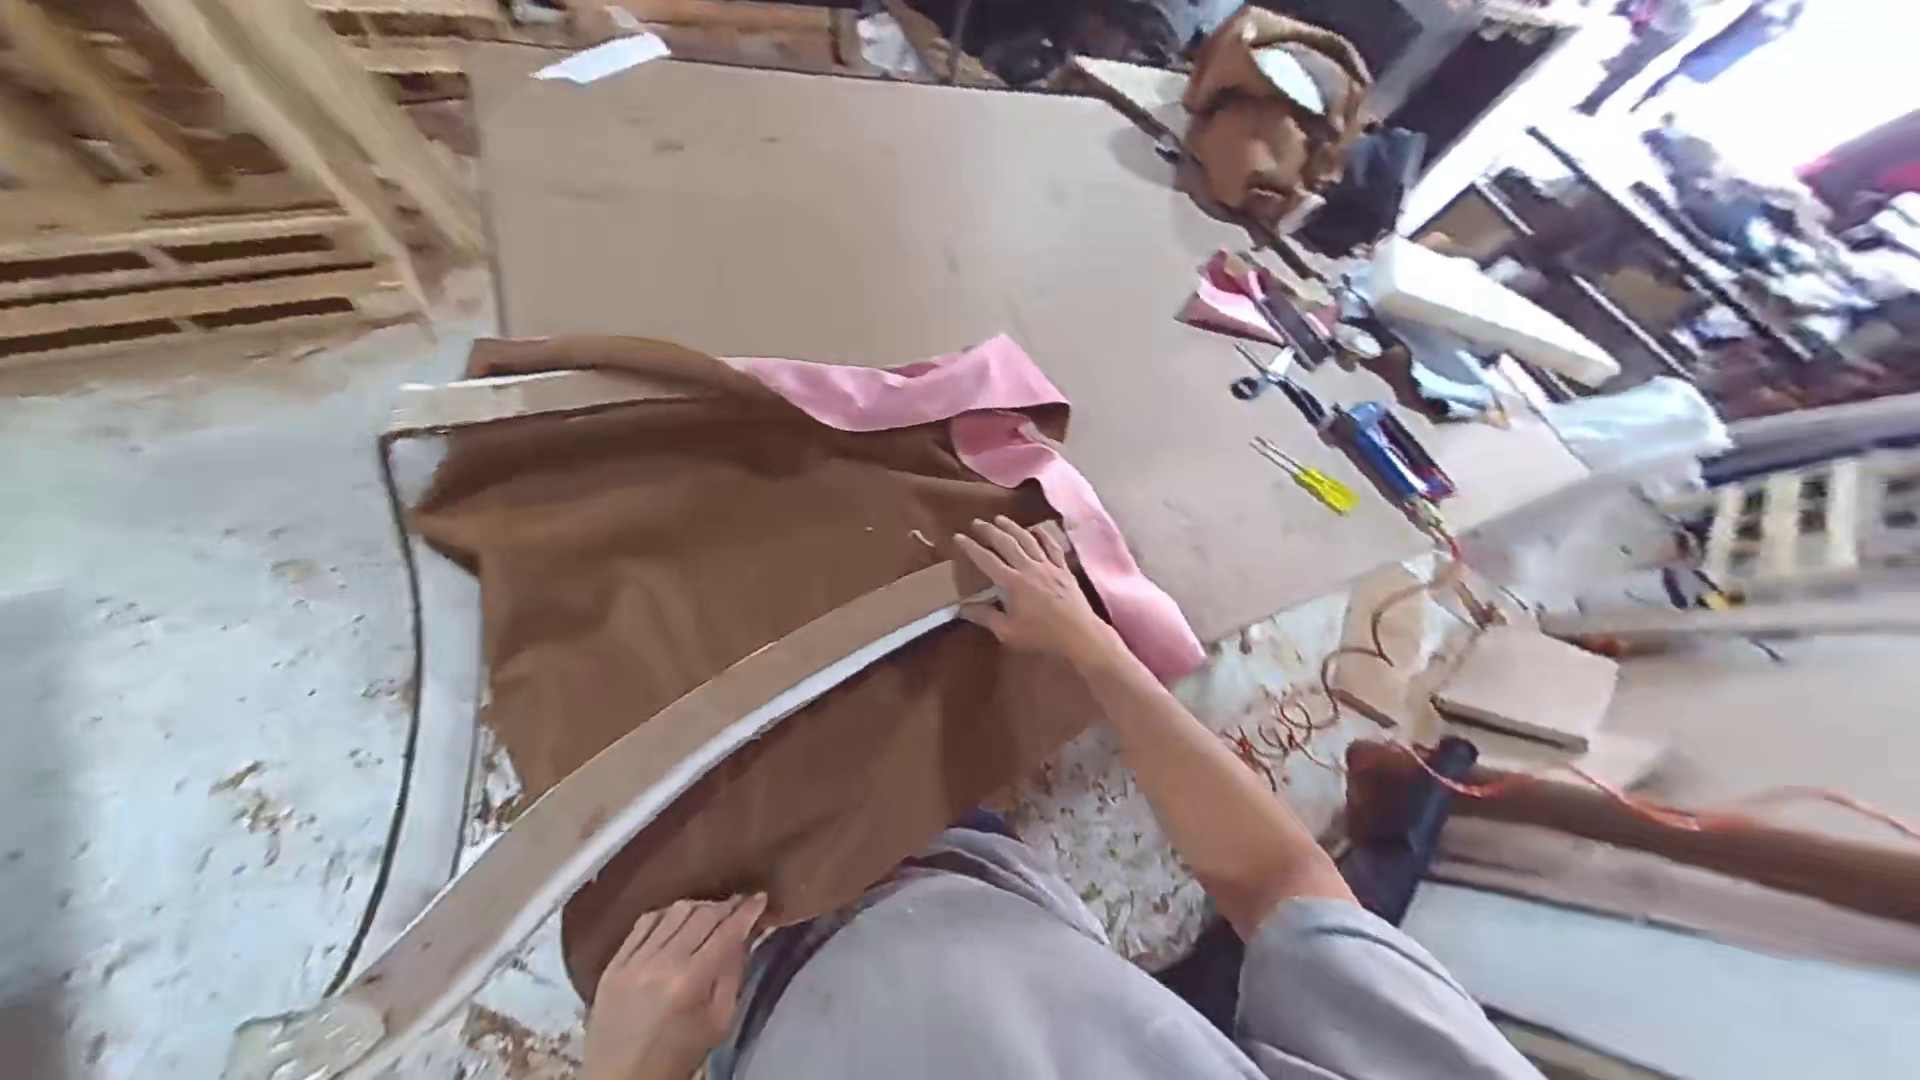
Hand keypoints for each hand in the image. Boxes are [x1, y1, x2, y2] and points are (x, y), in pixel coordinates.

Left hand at [582, 894, 766, 1079]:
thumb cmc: (675, 1061)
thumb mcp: (718, 1023)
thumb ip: (731, 975)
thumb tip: (741, 936)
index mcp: (689, 983)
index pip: (727, 931)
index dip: (747, 911)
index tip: (760, 898)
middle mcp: (661, 965)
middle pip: (703, 914)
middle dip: (726, 906)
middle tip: (739, 906)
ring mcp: (633, 962)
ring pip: (674, 911)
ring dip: (698, 907)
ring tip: (709, 915)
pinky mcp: (614, 965)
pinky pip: (644, 922)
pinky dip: (666, 915)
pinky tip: (676, 921)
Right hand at [952, 516, 1130, 672]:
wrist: (1079, 635)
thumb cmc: (1041, 636)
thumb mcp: (1007, 632)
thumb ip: (985, 617)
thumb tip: (962, 608)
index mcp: (1012, 583)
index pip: (986, 560)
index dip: (970, 547)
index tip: (958, 537)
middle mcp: (1029, 568)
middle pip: (1006, 543)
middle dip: (989, 530)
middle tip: (977, 522)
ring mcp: (1048, 566)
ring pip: (1027, 540)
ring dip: (1012, 527)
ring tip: (1000, 519)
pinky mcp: (1064, 569)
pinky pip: (1052, 546)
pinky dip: (1043, 535)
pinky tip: (1036, 529)